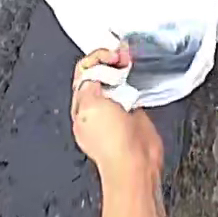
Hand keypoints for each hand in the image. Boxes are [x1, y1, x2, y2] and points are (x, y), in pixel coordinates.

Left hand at [71, 47, 163, 179]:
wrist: (135, 160)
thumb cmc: (111, 142)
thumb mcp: (90, 107)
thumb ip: (89, 85)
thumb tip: (95, 72)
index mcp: (81, 106)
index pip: (83, 73)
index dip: (95, 59)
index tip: (109, 55)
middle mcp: (97, 106)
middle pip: (99, 73)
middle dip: (109, 59)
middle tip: (121, 56)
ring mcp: (115, 108)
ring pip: (115, 78)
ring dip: (122, 66)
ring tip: (129, 59)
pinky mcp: (133, 110)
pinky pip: (131, 87)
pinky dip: (134, 77)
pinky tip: (136, 73)